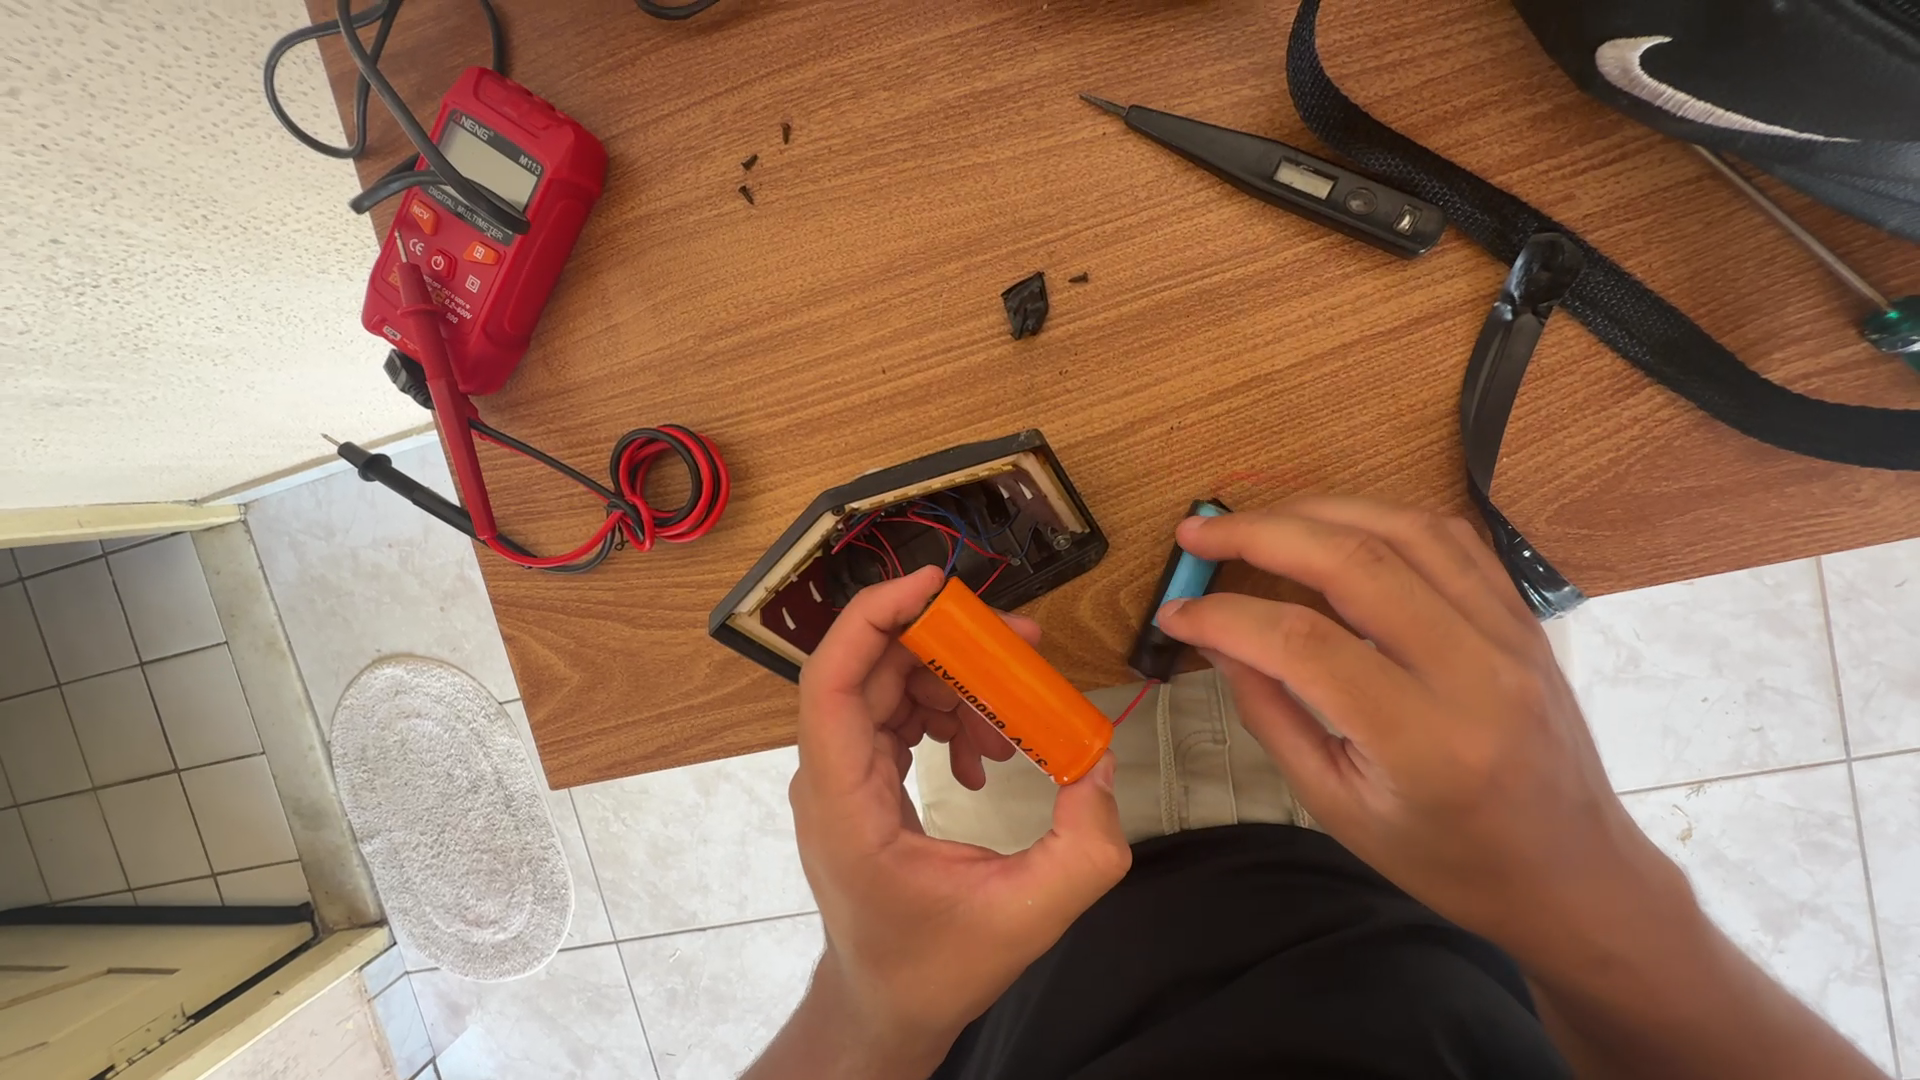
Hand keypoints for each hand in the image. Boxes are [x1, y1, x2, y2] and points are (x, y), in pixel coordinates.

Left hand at [779, 566, 1130, 1074]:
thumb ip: (1082, 846)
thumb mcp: (1026, 915)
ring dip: (957, 685)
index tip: (935, 586)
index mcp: (843, 797)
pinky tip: (983, 756)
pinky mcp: (863, 777)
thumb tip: (1099, 760)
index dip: (876, 616)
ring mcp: (843, 773)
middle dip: (949, 645)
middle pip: (875, 668)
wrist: (887, 1006)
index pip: (832, 678)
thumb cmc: (936, 968)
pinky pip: (901, 714)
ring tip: (1010, 731)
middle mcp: (830, 773)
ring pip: (892, 685)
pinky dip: (948, 715)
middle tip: (1021, 647)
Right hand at [1154, 497, 1684, 962]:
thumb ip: (1268, 710)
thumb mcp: (1333, 802)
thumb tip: (1212, 636)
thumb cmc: (1443, 857)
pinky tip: (1332, 525)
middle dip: (1258, 534)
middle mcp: (1475, 671)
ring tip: (1253, 520)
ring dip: (1314, 511)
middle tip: (1197, 531)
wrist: (1572, 876)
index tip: (1174, 611)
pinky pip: (1447, 537)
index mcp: (1422, 739)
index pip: (1302, 642)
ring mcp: (1509, 633)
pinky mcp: (1521, 616)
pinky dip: (1376, 516)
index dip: (1224, 616)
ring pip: (1402, 530)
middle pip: (1353, 562)